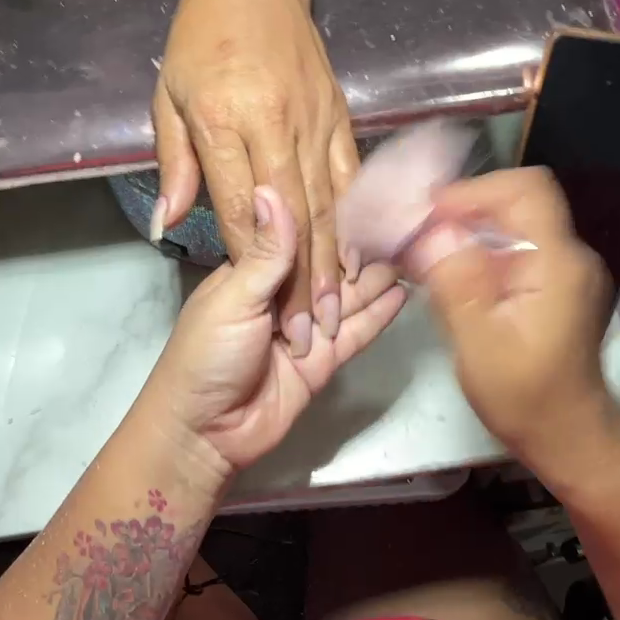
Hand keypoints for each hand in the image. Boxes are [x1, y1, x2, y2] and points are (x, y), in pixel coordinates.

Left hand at [137, 187, 404, 478]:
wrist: (205, 432)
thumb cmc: (206, 357)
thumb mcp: (234, 298)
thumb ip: (266, 252)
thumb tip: (274, 187)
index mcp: (252, 272)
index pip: (299, 237)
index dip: (331, 219)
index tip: (368, 193)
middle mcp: (282, 296)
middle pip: (330, 266)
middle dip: (362, 247)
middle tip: (406, 220)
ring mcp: (305, 330)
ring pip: (347, 299)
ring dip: (377, 279)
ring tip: (415, 251)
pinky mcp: (322, 363)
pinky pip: (354, 335)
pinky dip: (377, 316)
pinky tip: (403, 294)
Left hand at [152, 0, 358, 359]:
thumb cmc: (200, 40)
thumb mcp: (167, 99)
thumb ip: (175, 165)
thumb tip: (166, 222)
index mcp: (222, 122)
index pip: (238, 208)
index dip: (251, 262)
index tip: (265, 311)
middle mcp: (273, 126)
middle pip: (293, 218)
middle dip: (303, 281)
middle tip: (312, 331)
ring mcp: (315, 122)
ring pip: (328, 204)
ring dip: (335, 262)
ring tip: (338, 309)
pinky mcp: (341, 119)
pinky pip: (352, 179)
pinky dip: (358, 222)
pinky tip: (362, 256)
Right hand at [415, 169, 619, 469]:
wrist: (567, 437)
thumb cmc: (524, 398)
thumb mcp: (479, 342)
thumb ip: (455, 283)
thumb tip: (427, 232)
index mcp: (557, 262)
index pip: (524, 189)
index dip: (473, 190)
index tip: (427, 214)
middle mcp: (569, 257)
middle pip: (517, 204)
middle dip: (465, 211)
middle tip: (417, 233)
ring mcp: (565, 274)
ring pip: (515, 229)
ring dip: (469, 233)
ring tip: (426, 254)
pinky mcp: (555, 291)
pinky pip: (517, 255)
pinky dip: (482, 256)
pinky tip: (452, 279)